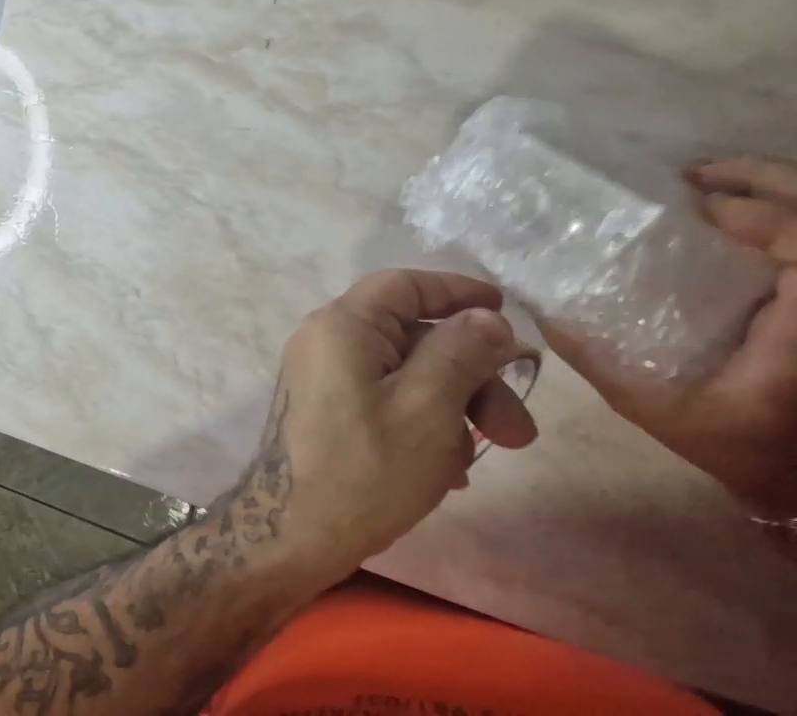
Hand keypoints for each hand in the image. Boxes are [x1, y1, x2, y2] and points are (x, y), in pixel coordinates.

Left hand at [266, 270, 537, 577]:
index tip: (507, 312)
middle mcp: (324, 341)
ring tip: (479, 461)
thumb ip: (459, 352)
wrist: (294, 528)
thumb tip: (482, 315)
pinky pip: (385, 398)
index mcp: (340, 326)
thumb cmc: (367, 466)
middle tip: (518, 433)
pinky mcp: (324, 408)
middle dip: (473, 377)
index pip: (402, 286)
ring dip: (454, 409)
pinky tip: (447, 470)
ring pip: (405, 373)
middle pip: (413, 336)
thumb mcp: (429, 407)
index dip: (457, 292)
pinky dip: (423, 423)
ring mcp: (320, 375)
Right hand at [539, 157, 796, 517]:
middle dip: (762, 184)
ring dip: (773, 200)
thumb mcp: (653, 402)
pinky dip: (779, 233)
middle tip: (691, 176)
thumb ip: (597, 352)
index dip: (756, 205)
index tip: (690, 199)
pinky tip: (738, 232)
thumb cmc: (733, 445)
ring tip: (709, 192)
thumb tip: (539, 298)